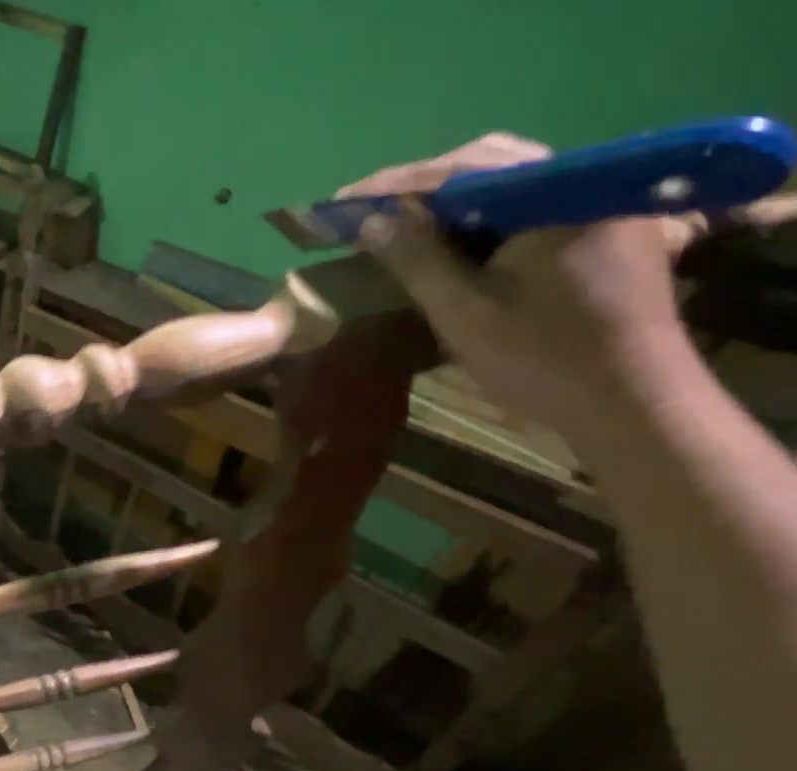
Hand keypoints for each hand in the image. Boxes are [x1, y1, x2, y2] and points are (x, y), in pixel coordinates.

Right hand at [344, 133, 692, 431]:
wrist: (631, 402)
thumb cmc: (541, 358)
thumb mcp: (462, 311)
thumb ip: (416, 259)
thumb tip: (371, 221)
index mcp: (556, 194)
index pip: (461, 170)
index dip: (395, 185)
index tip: (342, 203)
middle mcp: (587, 182)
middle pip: (491, 164)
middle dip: (425, 185)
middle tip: (370, 211)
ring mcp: (601, 204)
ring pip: (512, 183)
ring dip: (454, 200)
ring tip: (403, 222)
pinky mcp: (603, 231)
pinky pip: (533, 203)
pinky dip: (485, 215)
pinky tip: (453, 237)